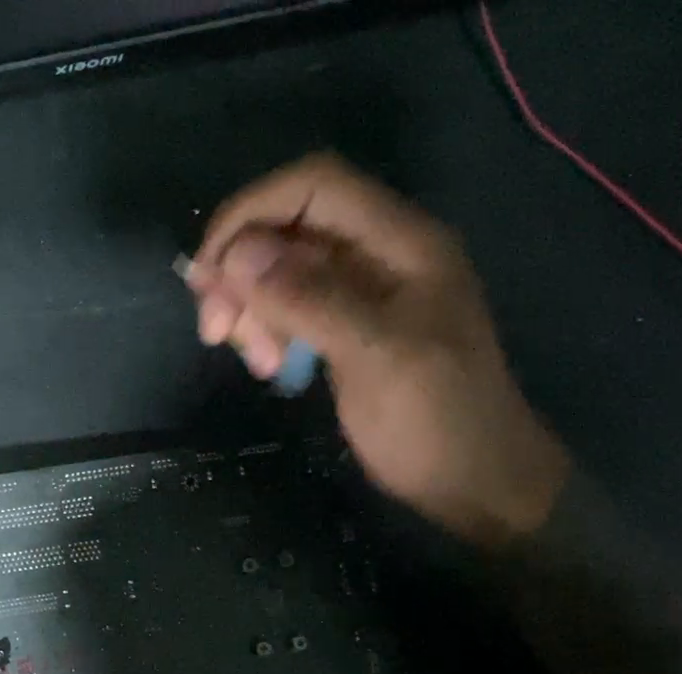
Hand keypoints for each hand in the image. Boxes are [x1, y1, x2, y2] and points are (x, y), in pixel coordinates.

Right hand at [184, 153, 570, 544]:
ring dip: (246, 307)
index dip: (250, 213)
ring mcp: (359, 290)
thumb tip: (237, 254)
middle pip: (284, 227)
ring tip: (252, 361)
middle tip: (215, 331)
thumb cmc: (437, 419)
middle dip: (239, 271)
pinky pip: (284, 305)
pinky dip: (261, 328)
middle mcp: (377, 253)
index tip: (207, 272)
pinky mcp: (342, 324)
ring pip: (276, 269)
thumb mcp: (377, 356)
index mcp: (400, 241)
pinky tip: (266, 364)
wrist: (474, 480)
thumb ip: (311, 300)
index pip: (312, 186)